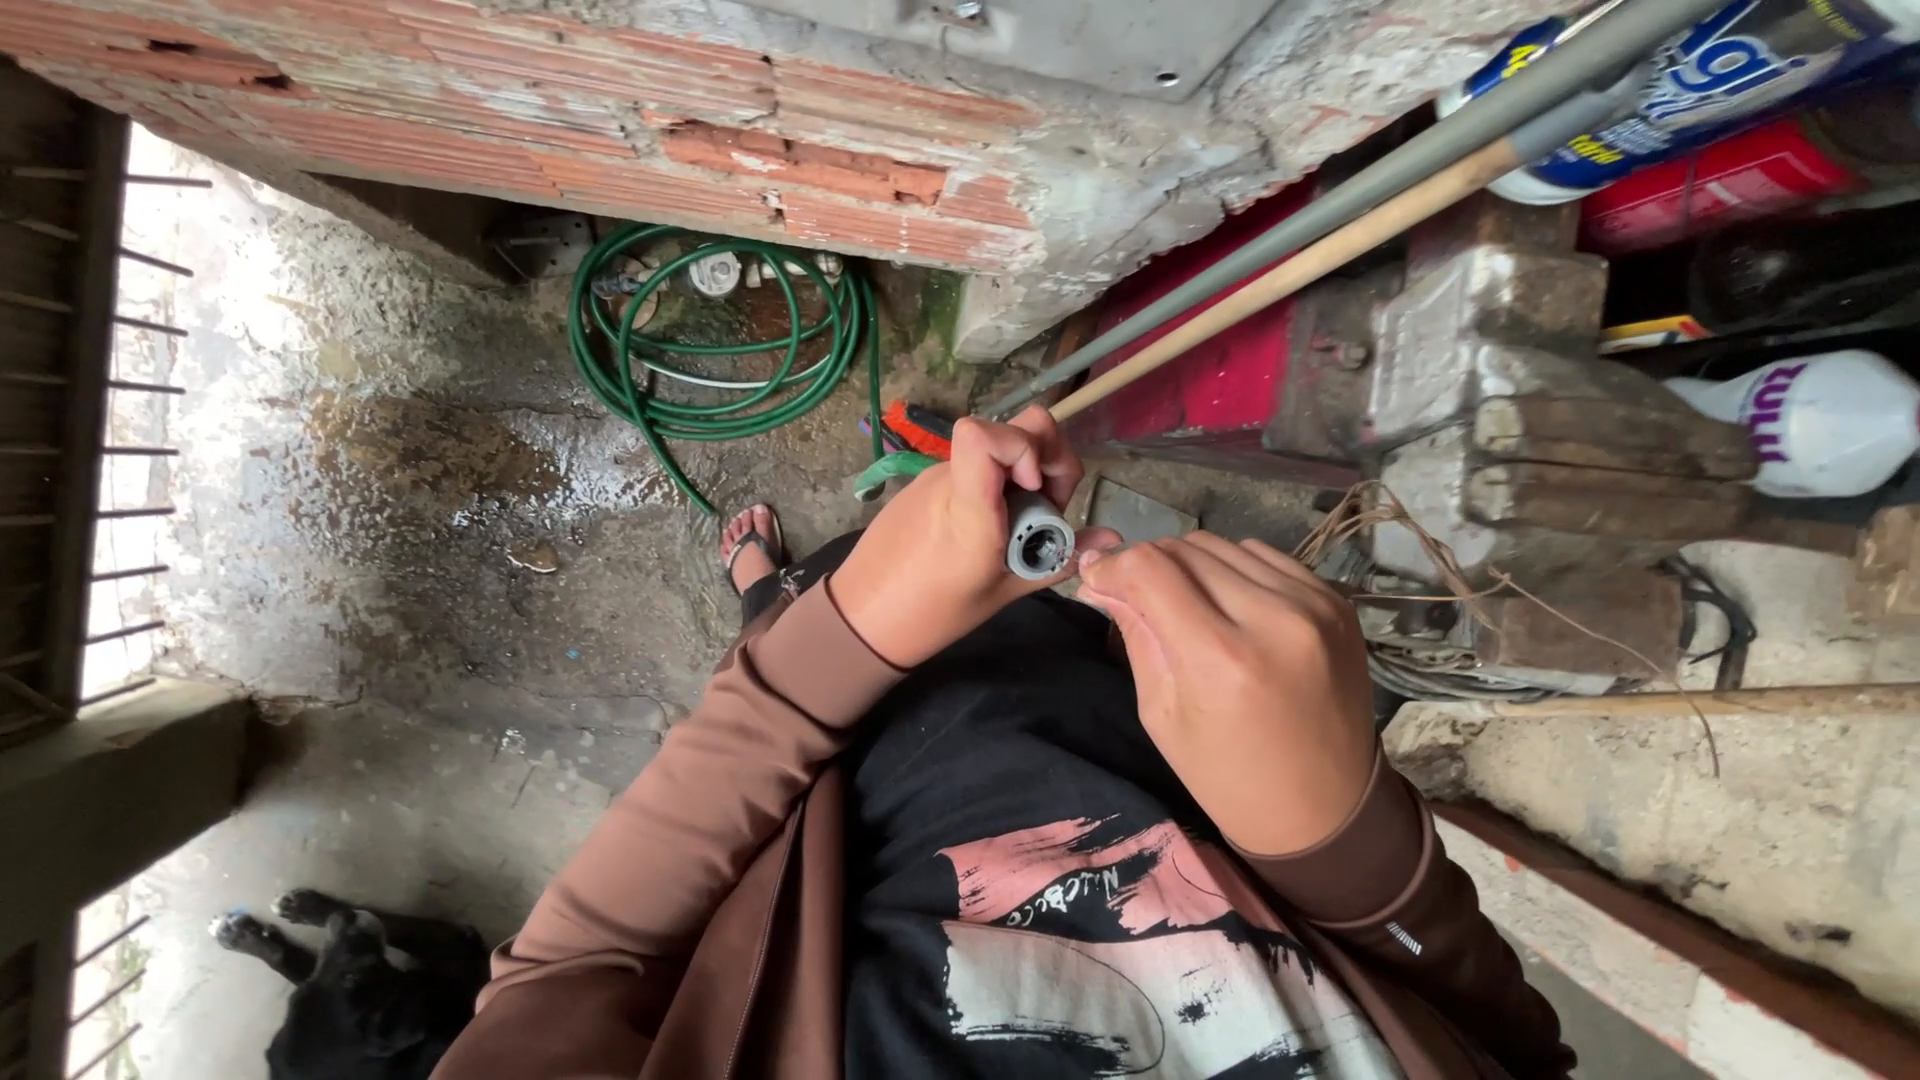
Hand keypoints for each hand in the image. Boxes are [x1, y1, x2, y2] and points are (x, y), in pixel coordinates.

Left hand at [828, 406, 1119, 667]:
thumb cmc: (935, 613)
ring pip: (995, 448)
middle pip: (1011, 427)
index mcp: (967, 507)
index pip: (983, 434)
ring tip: (1020, 523)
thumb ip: (1058, 558)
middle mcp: (949, 478)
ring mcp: (934, 476)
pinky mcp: (924, 484)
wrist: (864, 618)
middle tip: (1046, 507)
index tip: (1035, 488)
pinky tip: (991, 526)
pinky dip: (996, 483)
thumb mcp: (1006, 591)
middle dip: (1046, 458)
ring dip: (1022, 473)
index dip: (1024, 447)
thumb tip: (1113, 539)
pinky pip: (973, 466)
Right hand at [1078, 534, 1375, 856]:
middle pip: (1183, 549)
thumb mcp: (1162, 715)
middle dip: (1146, 565)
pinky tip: (1228, 605)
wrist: (1326, 807)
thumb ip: (1136, 634)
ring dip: (1189, 566)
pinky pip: (1262, 556)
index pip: (1149, 568)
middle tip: (1134, 594)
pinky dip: (1232, 570)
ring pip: (1221, 545)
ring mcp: (1312, 604)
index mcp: (1220, 657)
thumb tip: (1099, 579)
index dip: (1112, 567)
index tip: (1097, 580)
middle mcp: (1272, 617)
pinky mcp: (1334, 601)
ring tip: (1184, 604)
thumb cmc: (1228, 777)